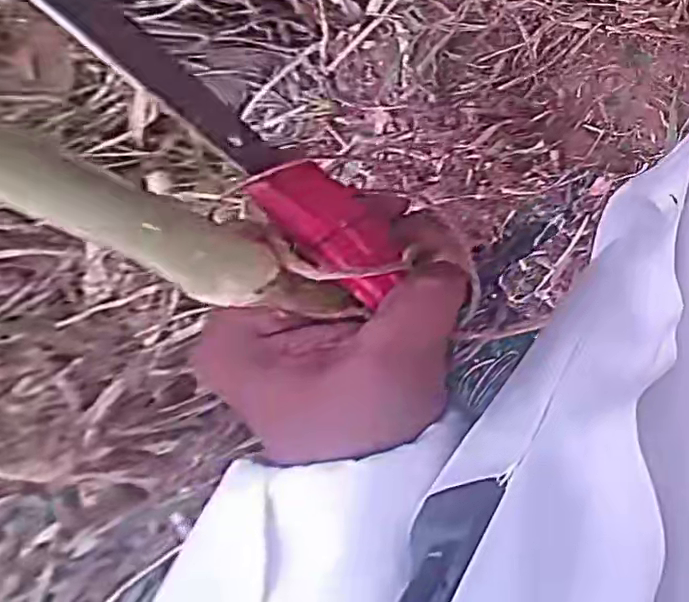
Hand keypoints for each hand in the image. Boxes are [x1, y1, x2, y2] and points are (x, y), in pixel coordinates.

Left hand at [193, 212, 469, 465]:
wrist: (386, 474)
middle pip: (322, 237)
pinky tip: (438, 277)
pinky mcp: (345, 313)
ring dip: (409, 247)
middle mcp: (267, 309)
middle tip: (432, 242)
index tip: (392, 215)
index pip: (271, 239)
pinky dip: (414, 264)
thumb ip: (421, 292)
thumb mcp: (393, 358)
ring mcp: (308, 310)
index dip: (330, 217)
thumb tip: (444, 249)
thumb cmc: (368, 427)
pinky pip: (378, 267)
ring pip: (358, 248)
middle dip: (385, 232)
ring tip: (443, 265)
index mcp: (244, 325)